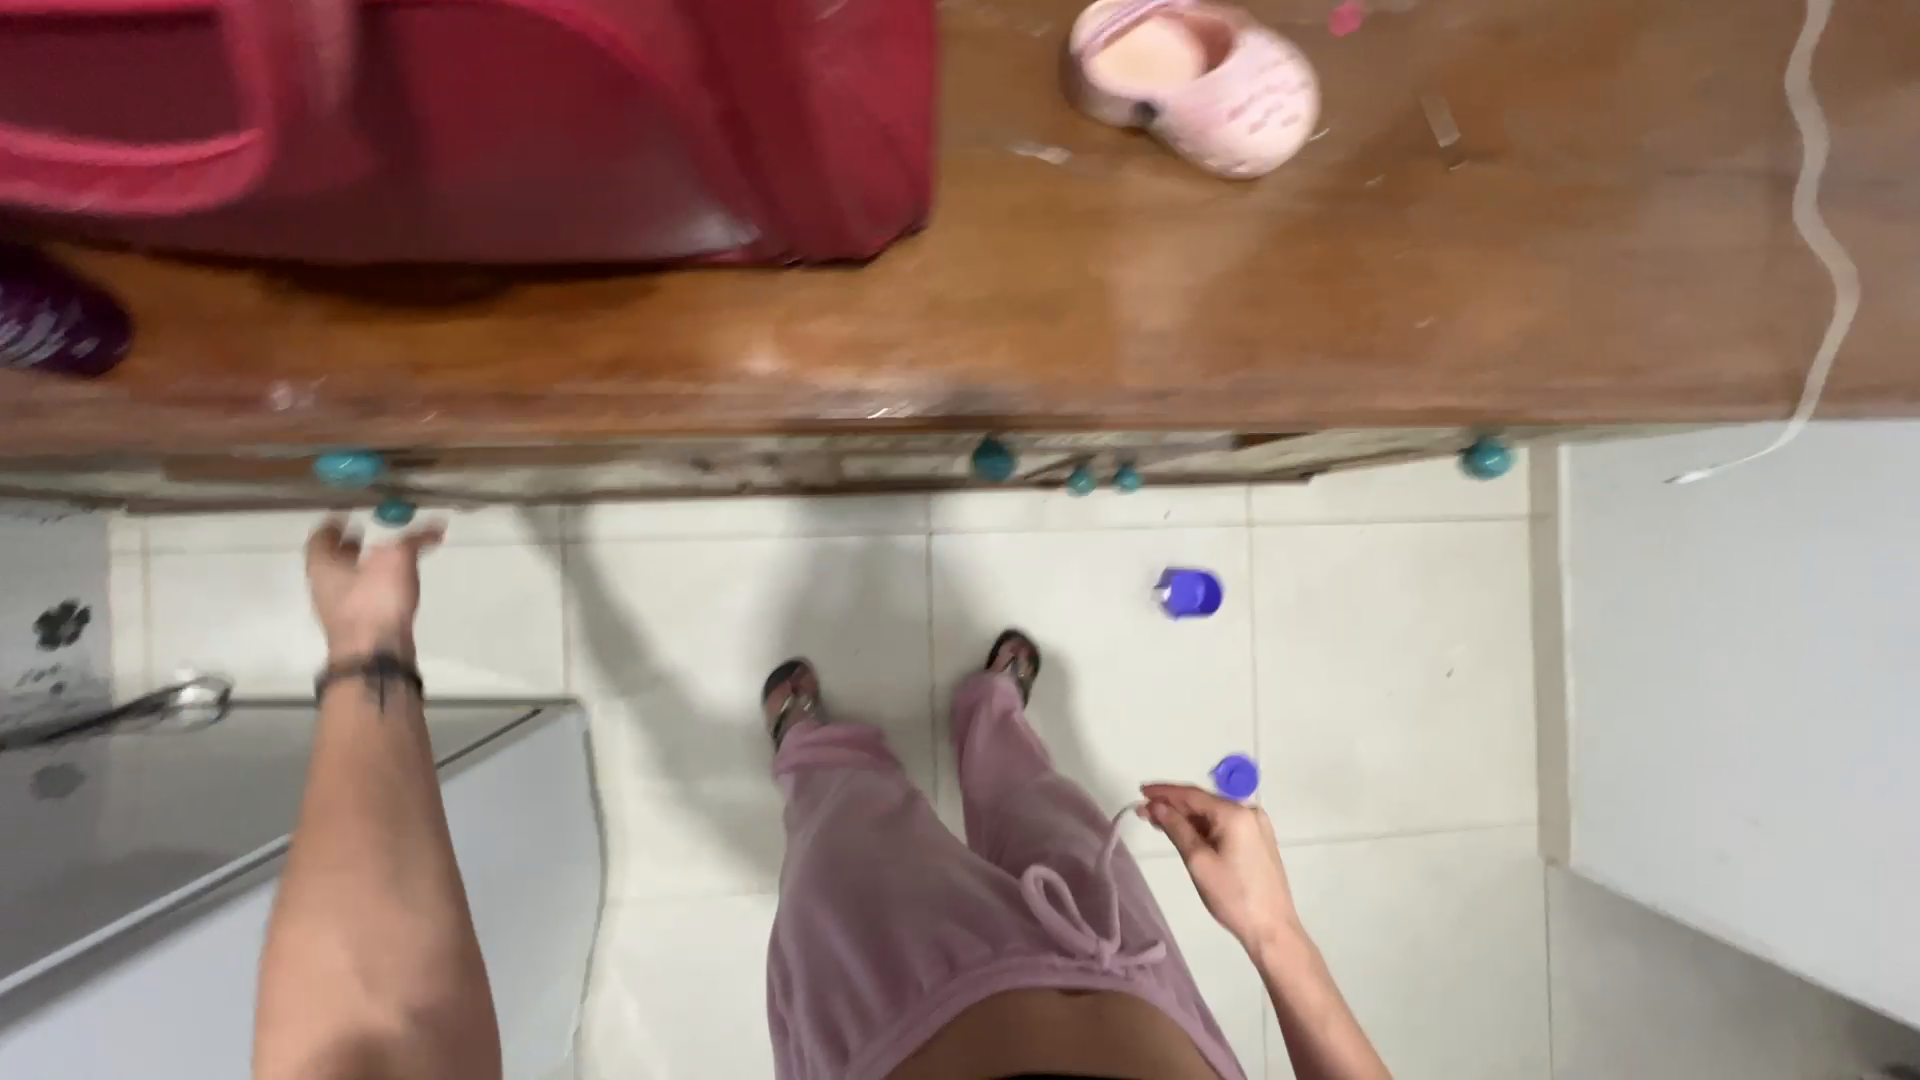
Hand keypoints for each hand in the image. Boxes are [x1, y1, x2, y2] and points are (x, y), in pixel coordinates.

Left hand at [306, 516, 443, 661]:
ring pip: (346, 578)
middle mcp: (325, 585)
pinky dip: (374, 583)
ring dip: (361, 566)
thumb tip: (436, 525)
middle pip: (331, 560)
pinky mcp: (358, 623)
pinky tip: (394, 584)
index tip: (344, 516)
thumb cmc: (375, 600)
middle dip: (346, 546)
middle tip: (362, 534)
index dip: (332, 525)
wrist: (374, 652)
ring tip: (383, 558)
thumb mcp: (398, 559)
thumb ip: (414, 540)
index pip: (320, 538)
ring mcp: (339, 607)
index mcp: (323, 565)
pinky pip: (363, 595)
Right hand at [1140, 783, 1301, 953]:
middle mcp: (1248, 812)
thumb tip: (1156, 805)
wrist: (1273, 931)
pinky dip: (1202, 827)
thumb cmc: (1233, 897)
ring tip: (1157, 821)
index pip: (1191, 795)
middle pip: (1202, 802)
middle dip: (1172, 805)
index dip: (1163, 792)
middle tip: (1144, 811)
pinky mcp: (1257, 840)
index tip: (1141, 791)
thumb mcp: (1198, 861)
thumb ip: (1175, 827)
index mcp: (1235, 813)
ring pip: (1212, 814)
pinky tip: (1184, 831)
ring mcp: (1256, 826)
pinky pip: (1223, 825)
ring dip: (1185, 817)